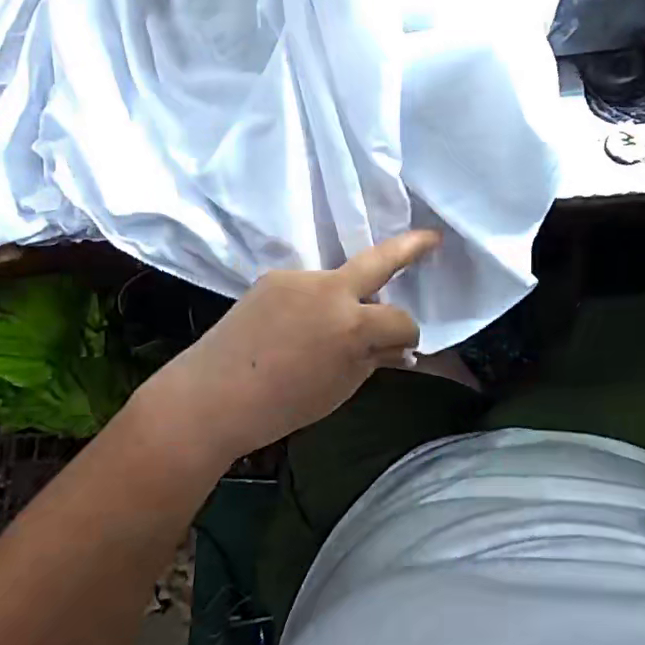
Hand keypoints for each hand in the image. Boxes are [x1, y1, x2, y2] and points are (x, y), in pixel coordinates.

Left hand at [132, 231, 442, 467]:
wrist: (213, 394)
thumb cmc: (282, 405)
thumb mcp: (341, 388)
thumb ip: (374, 360)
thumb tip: (397, 348)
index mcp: (352, 324)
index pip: (400, 320)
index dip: (407, 337)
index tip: (403, 349)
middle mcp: (328, 289)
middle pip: (379, 260)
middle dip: (410, 247)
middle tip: (432, 239)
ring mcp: (297, 277)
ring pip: (337, 281)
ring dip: (344, 299)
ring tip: (328, 329)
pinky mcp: (272, 276)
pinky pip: (306, 287)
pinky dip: (311, 304)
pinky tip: (295, 328)